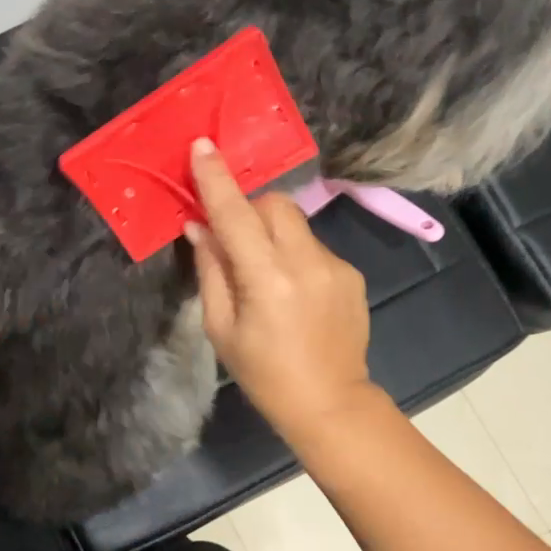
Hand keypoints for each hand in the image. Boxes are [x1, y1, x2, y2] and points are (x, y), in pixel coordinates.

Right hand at [184, 138, 377, 427]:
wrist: (330, 403)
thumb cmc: (262, 373)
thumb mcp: (221, 327)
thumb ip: (211, 271)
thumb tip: (200, 227)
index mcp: (267, 279)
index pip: (236, 215)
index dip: (216, 179)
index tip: (202, 147)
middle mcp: (306, 262)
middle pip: (274, 204)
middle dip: (248, 208)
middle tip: (230, 237)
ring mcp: (335, 266)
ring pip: (295, 223)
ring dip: (269, 232)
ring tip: (261, 273)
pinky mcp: (351, 274)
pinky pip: (312, 246)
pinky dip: (292, 255)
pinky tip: (290, 293)